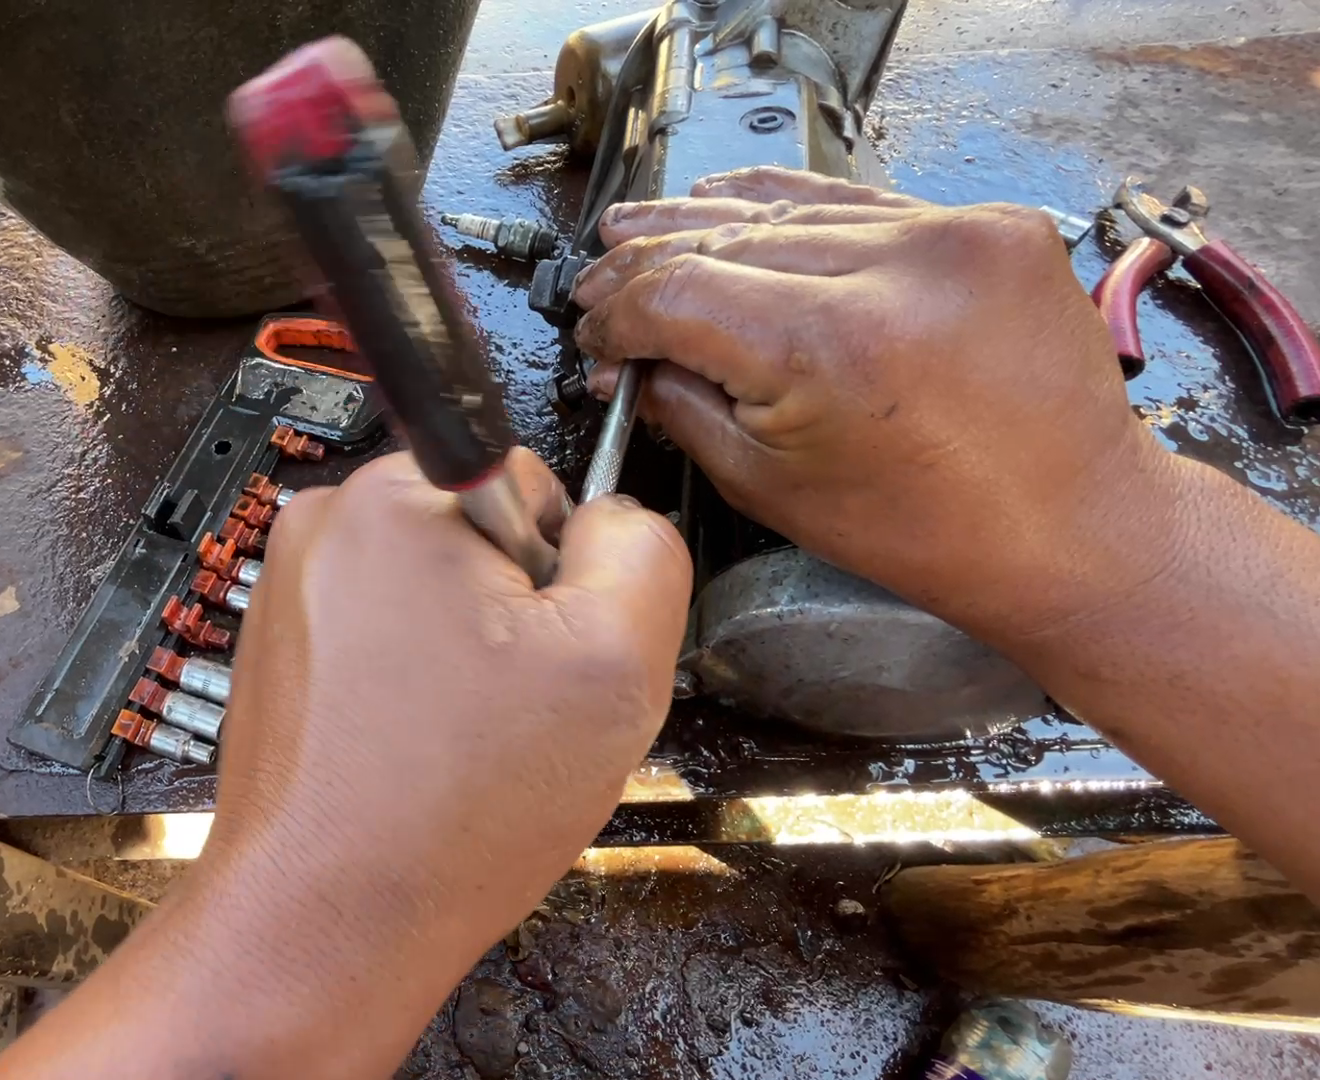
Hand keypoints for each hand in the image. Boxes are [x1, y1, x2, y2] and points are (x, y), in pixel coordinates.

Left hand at [0, 448, 690, 1079]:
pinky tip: (407, 740)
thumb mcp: (614, 661)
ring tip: (451, 730)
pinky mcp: (277, 642)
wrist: (324, 915)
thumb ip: (640, 550)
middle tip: (501, 700)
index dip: (557, 570)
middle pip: (469, 536)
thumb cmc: (456, 801)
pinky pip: (375, 632)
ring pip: (425, 589)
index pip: (524, 481)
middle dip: (505, 609)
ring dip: (457, 646)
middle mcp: (324, 523)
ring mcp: (289, 585)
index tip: (537, 648)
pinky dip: (407, 674)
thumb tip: (609, 516)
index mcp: (395, 497)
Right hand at [570, 166, 1176, 639]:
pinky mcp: (980, 225)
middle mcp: (896, 267)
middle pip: (721, 242)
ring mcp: (951, 232)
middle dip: (640, 268)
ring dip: (692, 226)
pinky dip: (773, 203)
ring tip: (629, 230)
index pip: (678, 296)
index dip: (618, 316)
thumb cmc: (915, 528)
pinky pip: (847, 200)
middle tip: (595, 290)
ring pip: (778, 213)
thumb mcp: (762, 481)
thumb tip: (623, 366)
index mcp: (830, 347)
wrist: (1069, 527)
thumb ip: (679, 406)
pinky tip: (716, 195)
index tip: (592, 337)